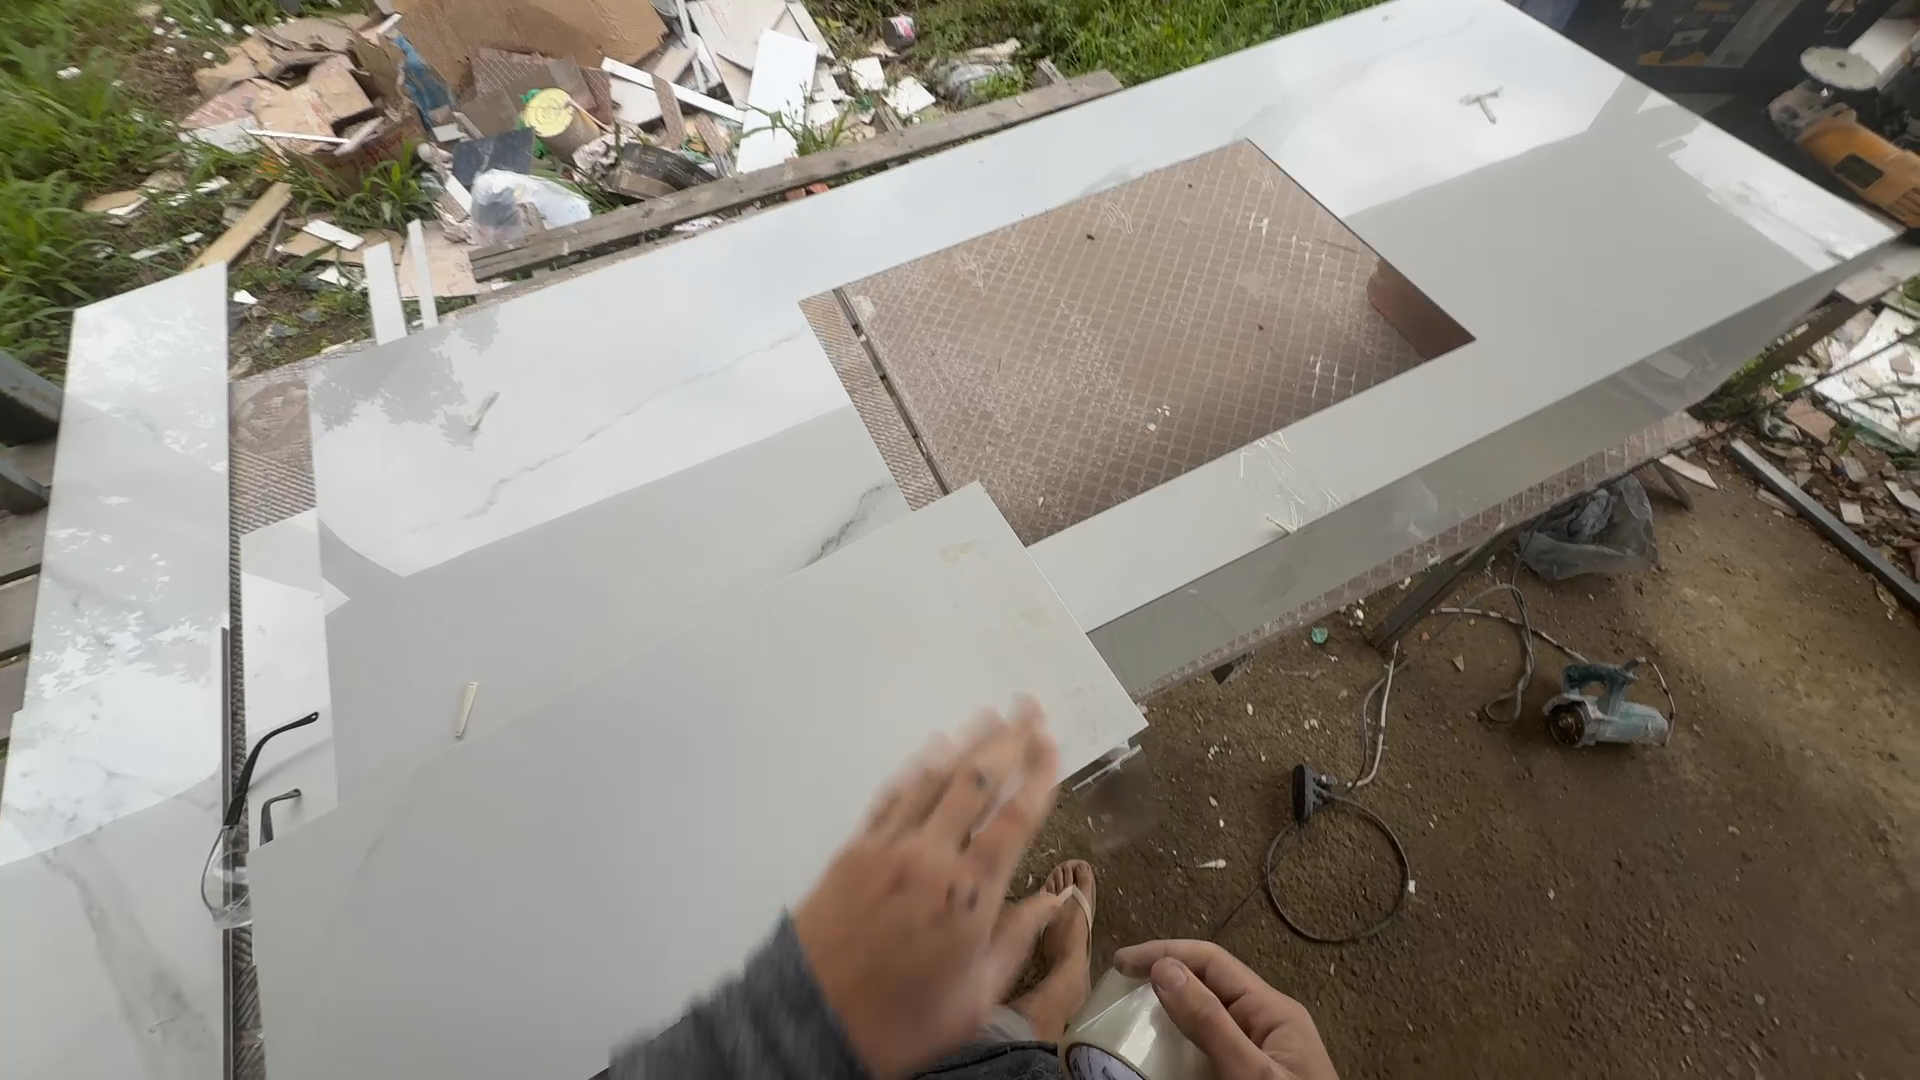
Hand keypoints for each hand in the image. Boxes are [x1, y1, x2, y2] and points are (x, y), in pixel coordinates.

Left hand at [794, 698, 1063, 1077]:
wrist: (808, 1022)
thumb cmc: (900, 1020)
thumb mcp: (974, 1001)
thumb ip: (1017, 943)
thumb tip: (1055, 903)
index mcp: (969, 897)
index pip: (1014, 820)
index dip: (1037, 776)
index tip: (1052, 744)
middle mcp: (932, 857)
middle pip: (977, 783)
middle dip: (1008, 740)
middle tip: (1029, 708)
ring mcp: (890, 845)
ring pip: (936, 778)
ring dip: (967, 742)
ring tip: (991, 714)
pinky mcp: (857, 845)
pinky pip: (895, 793)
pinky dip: (920, 765)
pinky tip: (936, 747)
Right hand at [1112, 940, 1338, 1079]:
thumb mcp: (1252, 1077)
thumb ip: (1211, 1023)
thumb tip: (1163, 966)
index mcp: (1273, 1010)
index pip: (1210, 961)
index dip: (1164, 953)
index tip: (1119, 965)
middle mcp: (1267, 1023)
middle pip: (1208, 983)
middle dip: (1163, 976)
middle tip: (1119, 986)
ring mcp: (1261, 1053)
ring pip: (1207, 1015)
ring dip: (1170, 1009)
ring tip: (1133, 1016)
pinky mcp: (1251, 1076)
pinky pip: (1212, 1047)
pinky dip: (1182, 1043)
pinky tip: (1161, 1054)